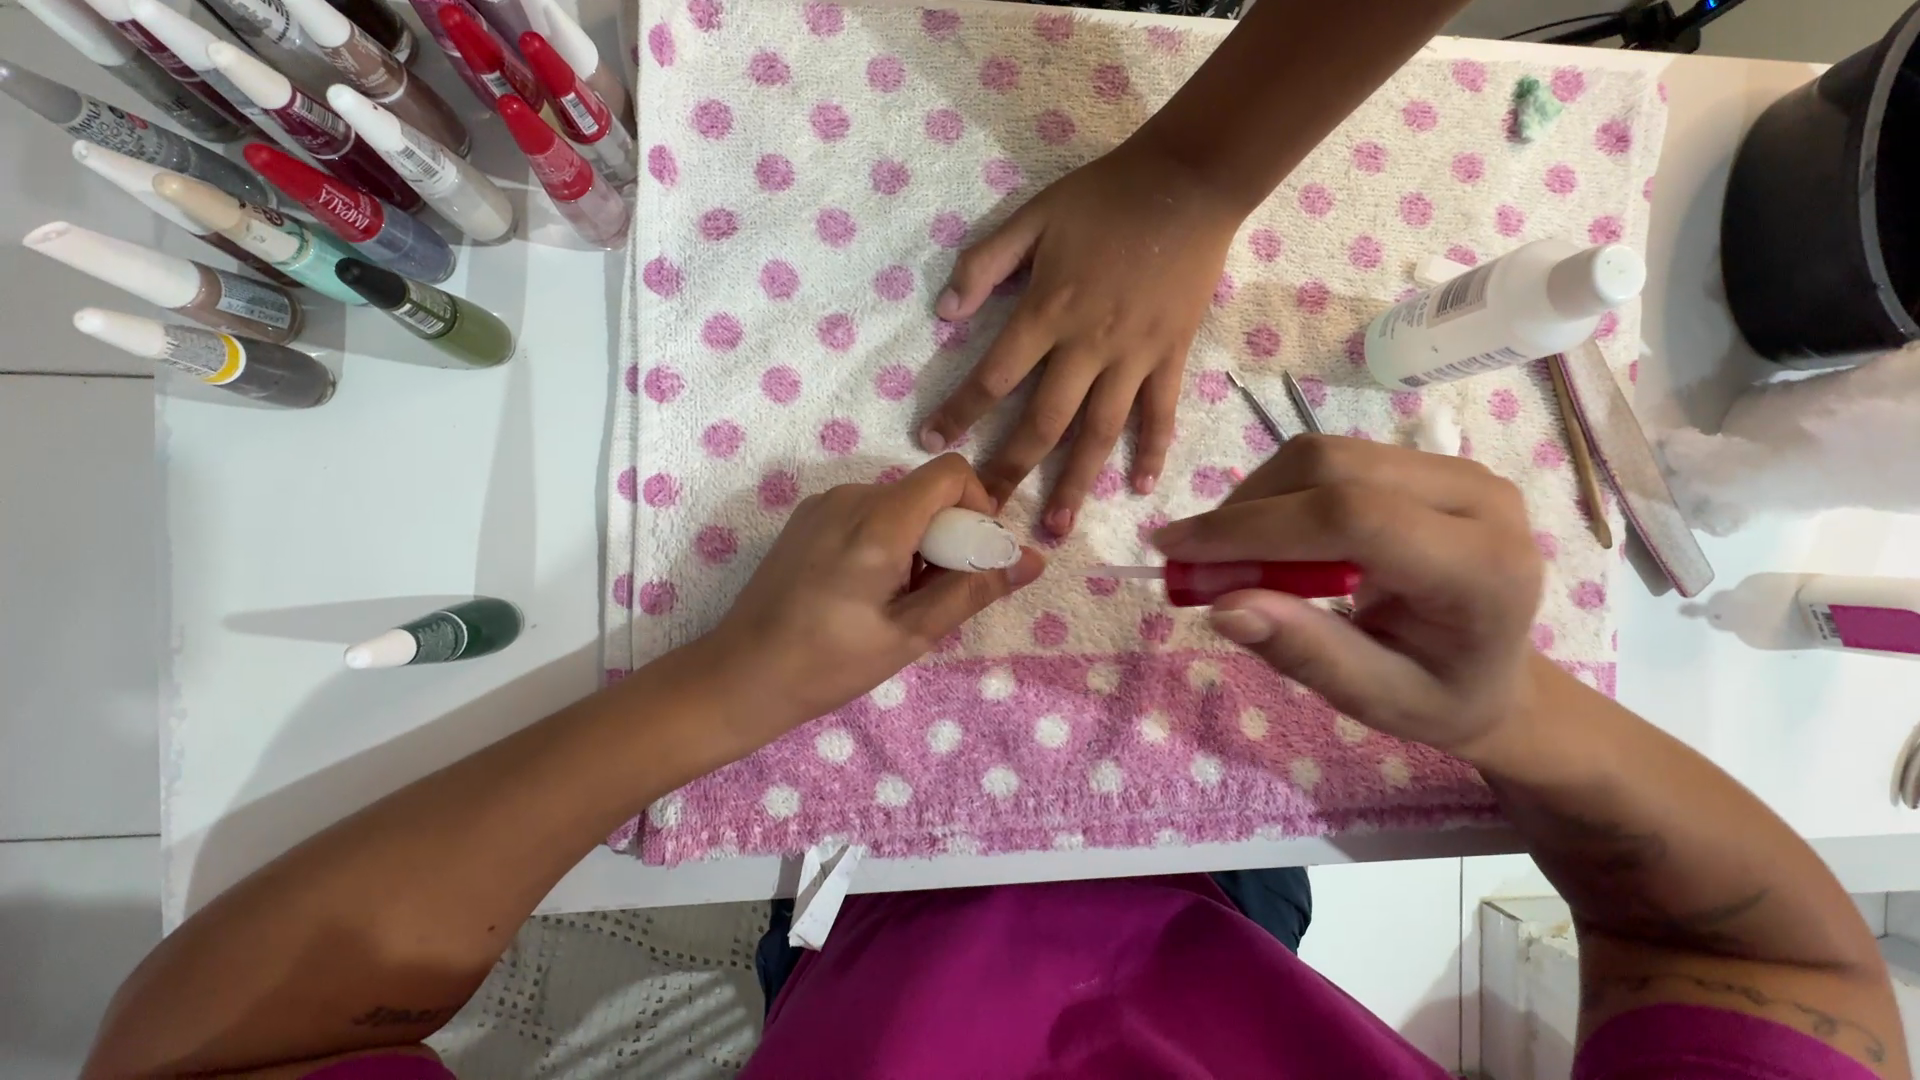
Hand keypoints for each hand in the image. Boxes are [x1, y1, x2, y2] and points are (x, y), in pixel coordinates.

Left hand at [705, 454, 1045, 737]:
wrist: (740, 675)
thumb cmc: (829, 663)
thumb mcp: (911, 635)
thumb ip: (972, 590)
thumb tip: (1032, 560)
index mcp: (877, 522)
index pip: (950, 473)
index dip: (977, 507)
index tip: (971, 556)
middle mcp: (849, 496)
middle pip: (924, 491)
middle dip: (946, 534)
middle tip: (932, 593)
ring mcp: (822, 504)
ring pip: (897, 503)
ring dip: (915, 540)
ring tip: (895, 599)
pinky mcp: (806, 518)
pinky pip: (866, 512)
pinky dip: (885, 539)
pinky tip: (864, 589)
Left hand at [918, 141, 1243, 534]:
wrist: (1189, 181)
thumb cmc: (1103, 198)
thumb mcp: (1033, 215)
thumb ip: (985, 262)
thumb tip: (944, 313)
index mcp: (1048, 311)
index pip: (993, 376)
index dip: (959, 412)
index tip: (930, 443)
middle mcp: (1088, 346)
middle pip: (1043, 422)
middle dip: (1012, 469)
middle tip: (990, 513)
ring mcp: (1134, 357)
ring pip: (1099, 432)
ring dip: (1076, 482)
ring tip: (1058, 528)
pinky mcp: (1171, 356)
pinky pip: (1160, 412)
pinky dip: (1152, 450)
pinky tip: (1139, 488)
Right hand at [1152, 436, 1544, 759]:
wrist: (1496, 671)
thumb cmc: (1440, 694)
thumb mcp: (1377, 699)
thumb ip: (1308, 653)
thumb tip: (1223, 607)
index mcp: (1482, 567)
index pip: (1353, 517)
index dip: (1253, 528)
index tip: (1174, 551)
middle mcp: (1476, 498)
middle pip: (1330, 468)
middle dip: (1244, 511)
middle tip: (1194, 563)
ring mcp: (1453, 470)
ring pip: (1321, 454)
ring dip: (1254, 500)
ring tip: (1230, 558)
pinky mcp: (1424, 463)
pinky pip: (1328, 459)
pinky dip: (1275, 495)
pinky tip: (1265, 539)